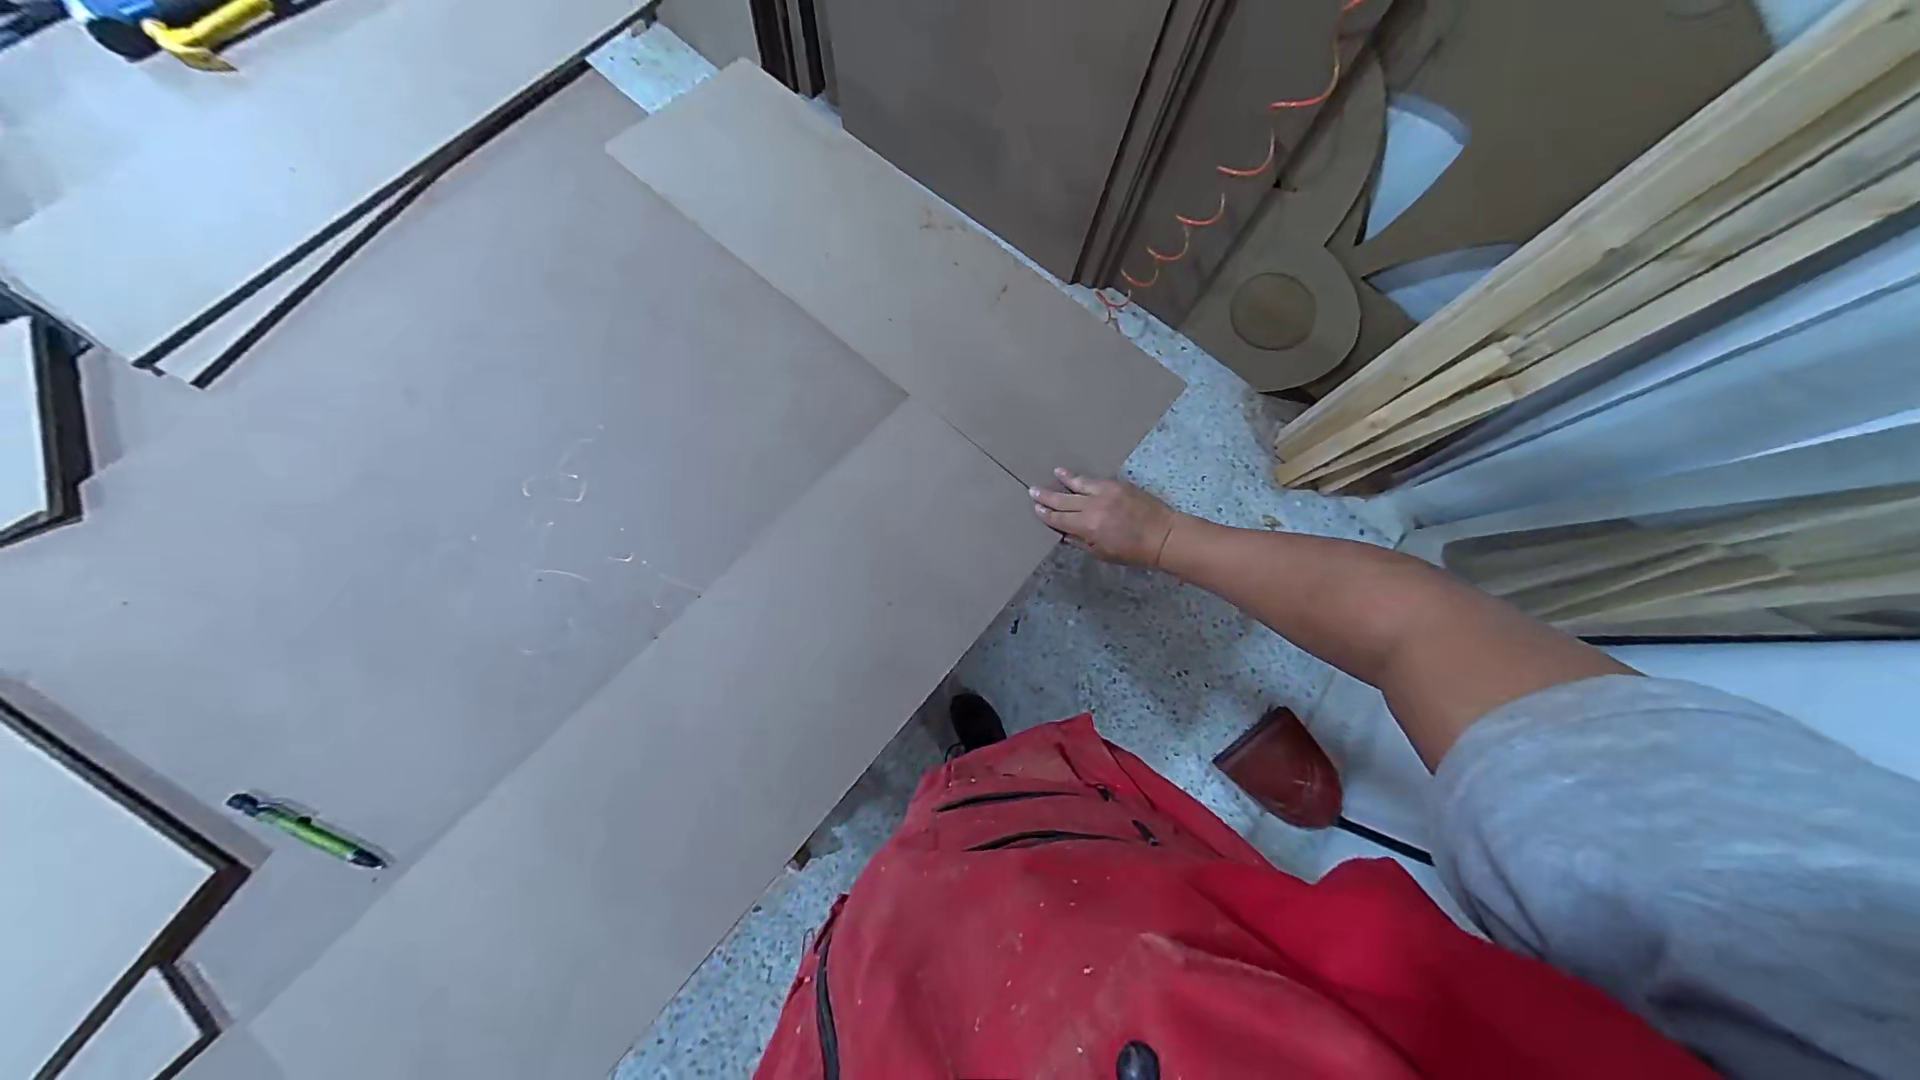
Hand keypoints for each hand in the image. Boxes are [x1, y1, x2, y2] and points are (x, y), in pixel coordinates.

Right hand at [1030, 470, 1184, 567]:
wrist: (1163, 536)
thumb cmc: (1132, 551)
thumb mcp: (1102, 553)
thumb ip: (1081, 541)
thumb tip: (1065, 533)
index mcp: (1087, 526)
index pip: (1060, 519)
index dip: (1046, 515)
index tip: (1036, 509)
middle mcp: (1093, 506)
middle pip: (1064, 500)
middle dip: (1047, 496)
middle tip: (1033, 490)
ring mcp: (1106, 492)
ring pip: (1079, 484)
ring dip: (1065, 479)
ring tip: (1056, 472)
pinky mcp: (1118, 485)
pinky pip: (1095, 481)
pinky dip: (1084, 479)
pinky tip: (1078, 476)